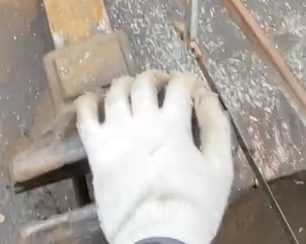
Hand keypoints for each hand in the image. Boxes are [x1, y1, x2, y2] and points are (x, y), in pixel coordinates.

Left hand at [76, 70, 232, 243]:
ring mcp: (116, 133)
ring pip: (116, 91)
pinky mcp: (97, 151)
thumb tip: (208, 97)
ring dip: (126, 84)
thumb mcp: (220, 169)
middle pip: (145, 82)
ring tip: (132, 91)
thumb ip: (216, 128)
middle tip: (162, 87)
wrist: (158, 241)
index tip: (193, 91)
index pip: (180, 84)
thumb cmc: (193, 207)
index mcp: (173, 123)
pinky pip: (85, 116)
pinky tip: (94, 100)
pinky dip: (87, 102)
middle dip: (156, 78)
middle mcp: (142, 120)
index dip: (188, 82)